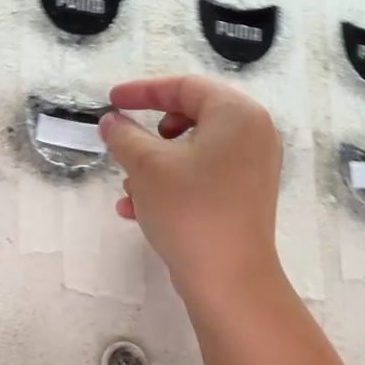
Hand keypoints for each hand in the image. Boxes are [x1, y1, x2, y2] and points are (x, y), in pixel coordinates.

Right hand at [99, 75, 285, 304]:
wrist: (228, 278)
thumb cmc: (190, 210)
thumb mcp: (147, 167)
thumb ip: (125, 136)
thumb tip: (111, 122)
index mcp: (237, 113)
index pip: (184, 87)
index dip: (142, 91)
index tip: (111, 101)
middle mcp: (253, 134)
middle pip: (190, 119)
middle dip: (148, 137)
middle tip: (124, 149)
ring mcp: (252, 168)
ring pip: (192, 153)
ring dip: (153, 167)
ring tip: (128, 192)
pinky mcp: (245, 197)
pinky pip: (202, 178)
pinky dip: (171, 186)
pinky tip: (139, 211)